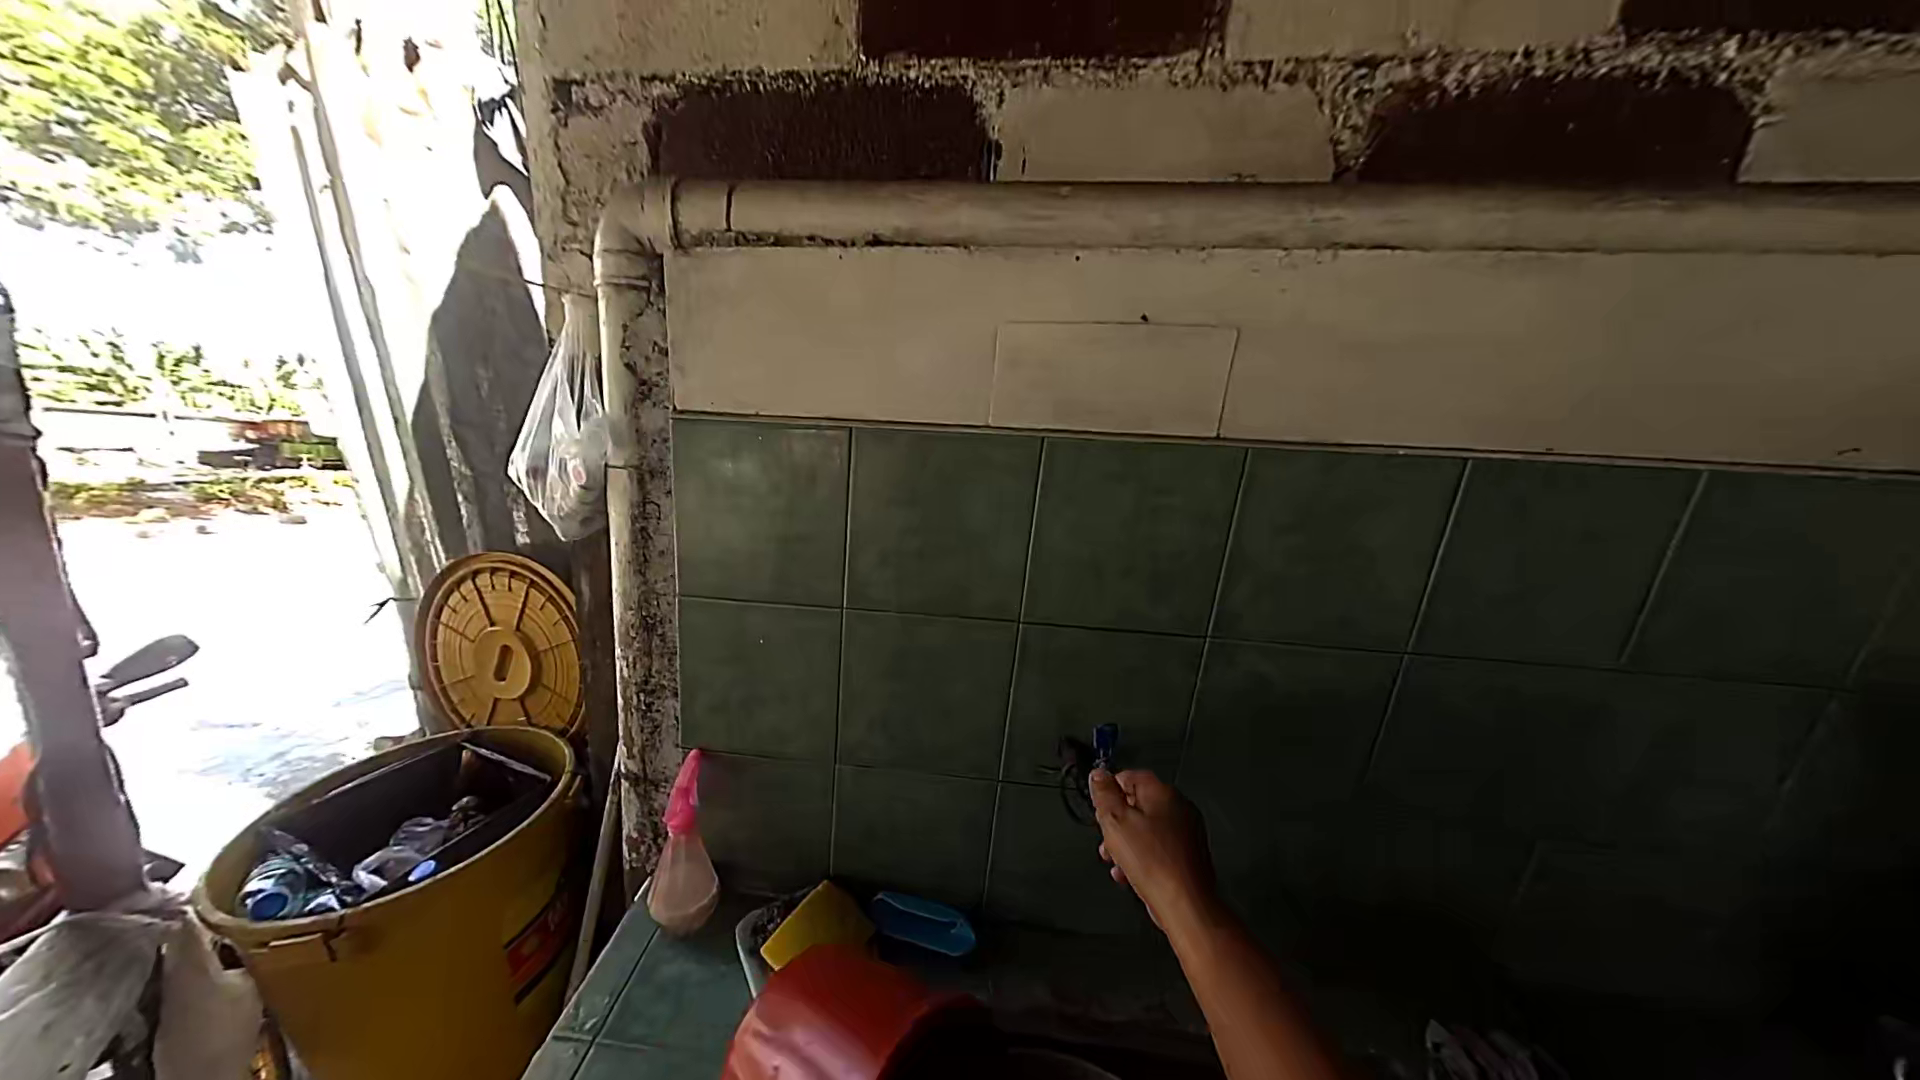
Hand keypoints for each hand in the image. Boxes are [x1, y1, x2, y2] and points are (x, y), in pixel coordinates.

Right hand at [1089, 768, 1217, 929]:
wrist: (1185, 905)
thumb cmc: (1154, 863)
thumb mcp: (1115, 821)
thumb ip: (1104, 794)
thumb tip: (1099, 775)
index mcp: (1163, 793)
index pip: (1131, 776)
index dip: (1110, 789)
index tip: (1098, 803)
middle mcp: (1179, 809)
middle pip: (1138, 804)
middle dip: (1116, 821)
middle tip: (1107, 835)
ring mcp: (1186, 834)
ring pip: (1146, 829)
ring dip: (1126, 842)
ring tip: (1115, 860)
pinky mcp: (1188, 857)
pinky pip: (1157, 849)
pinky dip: (1141, 857)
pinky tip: (1129, 873)